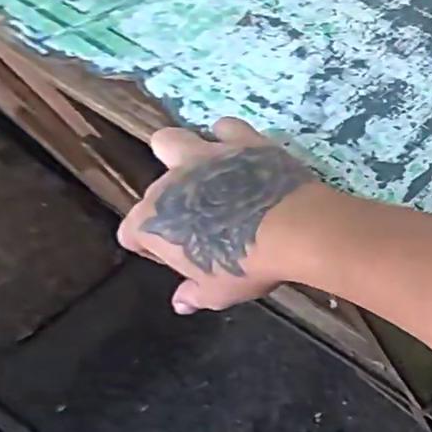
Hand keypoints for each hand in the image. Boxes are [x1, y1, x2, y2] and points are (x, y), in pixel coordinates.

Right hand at [118, 117, 320, 314]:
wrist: (297, 229)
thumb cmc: (250, 265)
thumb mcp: (220, 291)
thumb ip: (196, 293)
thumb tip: (181, 303)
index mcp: (151, 222)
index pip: (134, 234)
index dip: (155, 247)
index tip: (181, 254)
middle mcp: (170, 184)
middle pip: (154, 186)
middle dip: (171, 198)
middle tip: (203, 214)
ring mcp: (206, 159)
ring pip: (171, 140)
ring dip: (186, 153)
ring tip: (213, 172)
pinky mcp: (245, 143)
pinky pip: (228, 127)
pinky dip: (233, 136)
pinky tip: (248, 151)